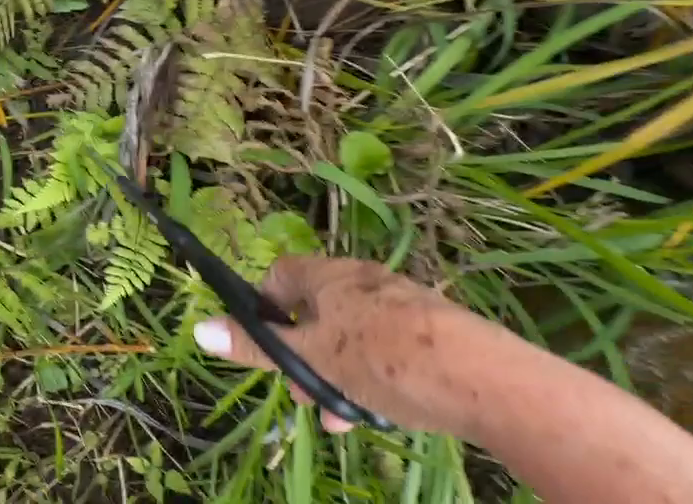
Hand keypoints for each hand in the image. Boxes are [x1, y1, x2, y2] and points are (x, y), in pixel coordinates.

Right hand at [193, 255, 496, 435]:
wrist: (494, 385)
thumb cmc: (385, 361)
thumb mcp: (312, 359)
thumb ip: (257, 347)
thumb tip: (197, 328)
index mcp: (329, 276)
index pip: (279, 275)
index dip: (266, 307)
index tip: (268, 343)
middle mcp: (364, 280)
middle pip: (317, 311)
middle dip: (305, 353)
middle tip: (305, 393)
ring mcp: (406, 306)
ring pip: (355, 336)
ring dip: (340, 372)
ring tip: (344, 416)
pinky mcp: (441, 334)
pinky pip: (392, 349)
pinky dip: (378, 376)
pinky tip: (386, 411)